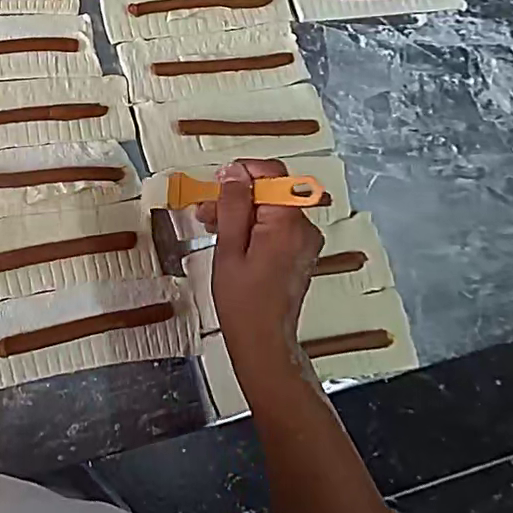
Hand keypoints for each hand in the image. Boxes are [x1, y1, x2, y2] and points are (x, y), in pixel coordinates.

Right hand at [198, 159, 323, 357]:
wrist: (263, 340)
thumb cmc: (244, 302)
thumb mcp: (229, 248)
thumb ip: (233, 205)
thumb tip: (234, 173)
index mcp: (288, 224)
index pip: (274, 174)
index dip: (245, 172)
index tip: (221, 181)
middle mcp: (303, 228)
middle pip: (271, 191)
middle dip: (237, 195)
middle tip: (208, 208)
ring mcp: (304, 240)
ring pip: (271, 208)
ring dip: (241, 211)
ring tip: (212, 224)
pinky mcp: (299, 250)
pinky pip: (276, 225)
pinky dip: (253, 225)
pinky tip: (230, 237)